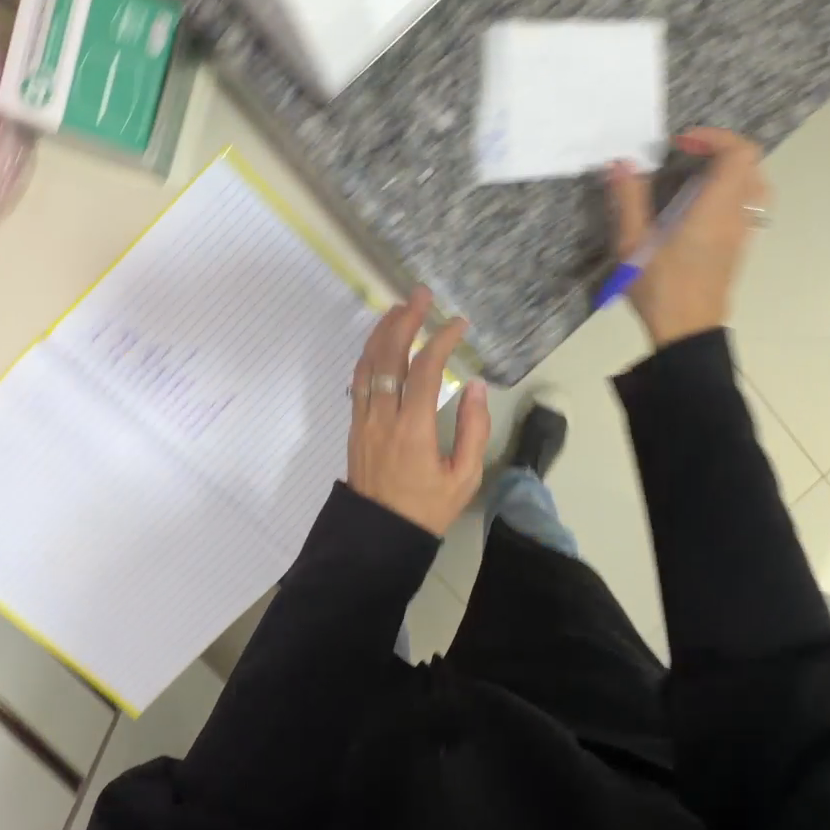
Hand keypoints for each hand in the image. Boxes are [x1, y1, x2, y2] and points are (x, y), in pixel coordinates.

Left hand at [348, 286, 490, 536]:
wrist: (380, 534)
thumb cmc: (428, 508)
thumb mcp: (464, 477)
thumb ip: (474, 430)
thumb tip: (475, 386)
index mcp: (414, 429)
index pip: (426, 369)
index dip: (441, 339)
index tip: (458, 324)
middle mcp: (384, 417)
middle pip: (390, 356)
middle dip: (405, 321)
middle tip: (420, 295)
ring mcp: (364, 419)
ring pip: (367, 364)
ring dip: (382, 332)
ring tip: (398, 308)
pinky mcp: (354, 425)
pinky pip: (358, 381)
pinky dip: (368, 355)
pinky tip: (379, 343)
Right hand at [608, 128, 770, 345]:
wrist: (687, 333)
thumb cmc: (660, 290)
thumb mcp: (633, 246)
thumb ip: (628, 201)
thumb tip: (620, 164)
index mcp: (714, 209)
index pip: (738, 153)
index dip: (713, 137)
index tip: (681, 144)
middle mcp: (736, 215)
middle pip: (750, 163)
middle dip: (720, 149)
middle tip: (686, 156)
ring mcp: (742, 233)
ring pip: (754, 184)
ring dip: (729, 170)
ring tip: (696, 178)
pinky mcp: (739, 247)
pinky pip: (748, 205)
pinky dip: (731, 191)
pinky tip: (699, 207)